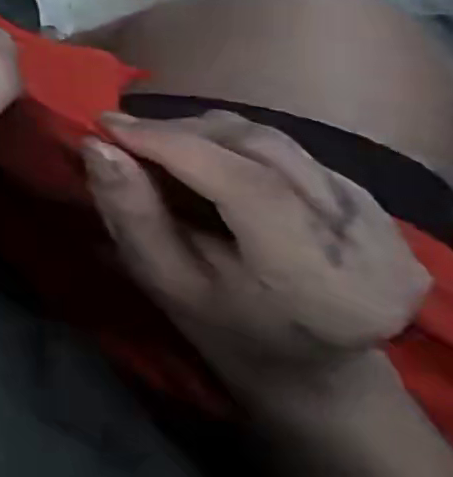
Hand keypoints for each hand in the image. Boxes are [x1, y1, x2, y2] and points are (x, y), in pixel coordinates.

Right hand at [83, 113, 431, 398]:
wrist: (302, 360)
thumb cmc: (217, 322)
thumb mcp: (158, 275)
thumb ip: (129, 212)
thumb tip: (97, 145)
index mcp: (317, 284)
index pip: (249, 187)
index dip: (173, 144)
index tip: (106, 125)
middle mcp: (370, 251)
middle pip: (264, 153)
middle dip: (182, 132)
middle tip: (125, 134)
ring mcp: (386, 228)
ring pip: (276, 144)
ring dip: (205, 133)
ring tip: (161, 147)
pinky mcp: (380, 210)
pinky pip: (293, 153)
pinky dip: (233, 145)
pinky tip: (206, 162)